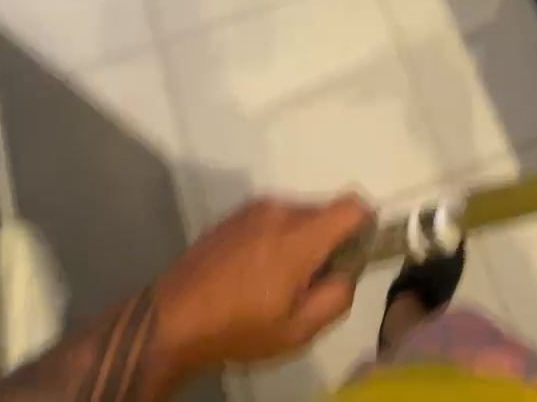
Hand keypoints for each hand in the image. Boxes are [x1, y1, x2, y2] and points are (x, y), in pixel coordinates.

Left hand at [154, 194, 375, 373]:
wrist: (171, 319)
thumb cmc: (238, 328)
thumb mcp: (297, 331)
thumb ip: (336, 297)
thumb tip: (347, 272)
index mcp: (300, 236)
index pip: (351, 206)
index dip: (366, 222)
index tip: (359, 251)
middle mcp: (280, 210)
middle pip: (325, 211)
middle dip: (330, 240)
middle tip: (313, 281)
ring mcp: (255, 208)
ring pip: (299, 214)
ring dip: (302, 239)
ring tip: (279, 281)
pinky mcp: (235, 214)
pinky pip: (273, 217)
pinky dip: (278, 237)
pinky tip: (256, 272)